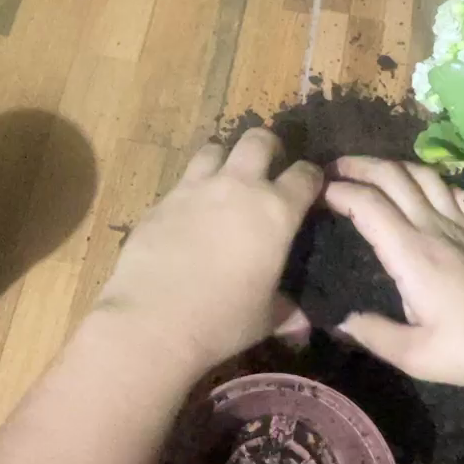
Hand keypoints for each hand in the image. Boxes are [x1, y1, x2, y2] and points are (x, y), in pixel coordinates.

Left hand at [94, 129, 321, 368]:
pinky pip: (183, 180)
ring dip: (226, 159)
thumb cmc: (221, 321)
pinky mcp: (162, 200)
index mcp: (276, 211)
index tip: (310, 186)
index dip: (311, 177)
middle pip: (258, 140)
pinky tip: (191, 212)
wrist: (152, 321)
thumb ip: (288, 311)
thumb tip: (303, 323)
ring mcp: (196, 189)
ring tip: (226, 180)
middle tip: (270, 166)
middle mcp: (238, 187)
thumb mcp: (265, 319)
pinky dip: (193, 187)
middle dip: (269, 147)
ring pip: (215, 149)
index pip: (305, 175)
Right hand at [324, 157, 463, 399]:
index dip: (338, 191)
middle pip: (394, 176)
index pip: (368, 205)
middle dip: (359, 165)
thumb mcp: (415, 357)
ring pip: (425, 175)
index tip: (314, 193)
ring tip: (370, 170)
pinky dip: (433, 181)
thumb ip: (373, 335)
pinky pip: (455, 192)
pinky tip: (425, 188)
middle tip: (331, 169)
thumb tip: (339, 321)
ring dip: (393, 165)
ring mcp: (462, 228)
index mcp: (413, 254)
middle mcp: (435, 229)